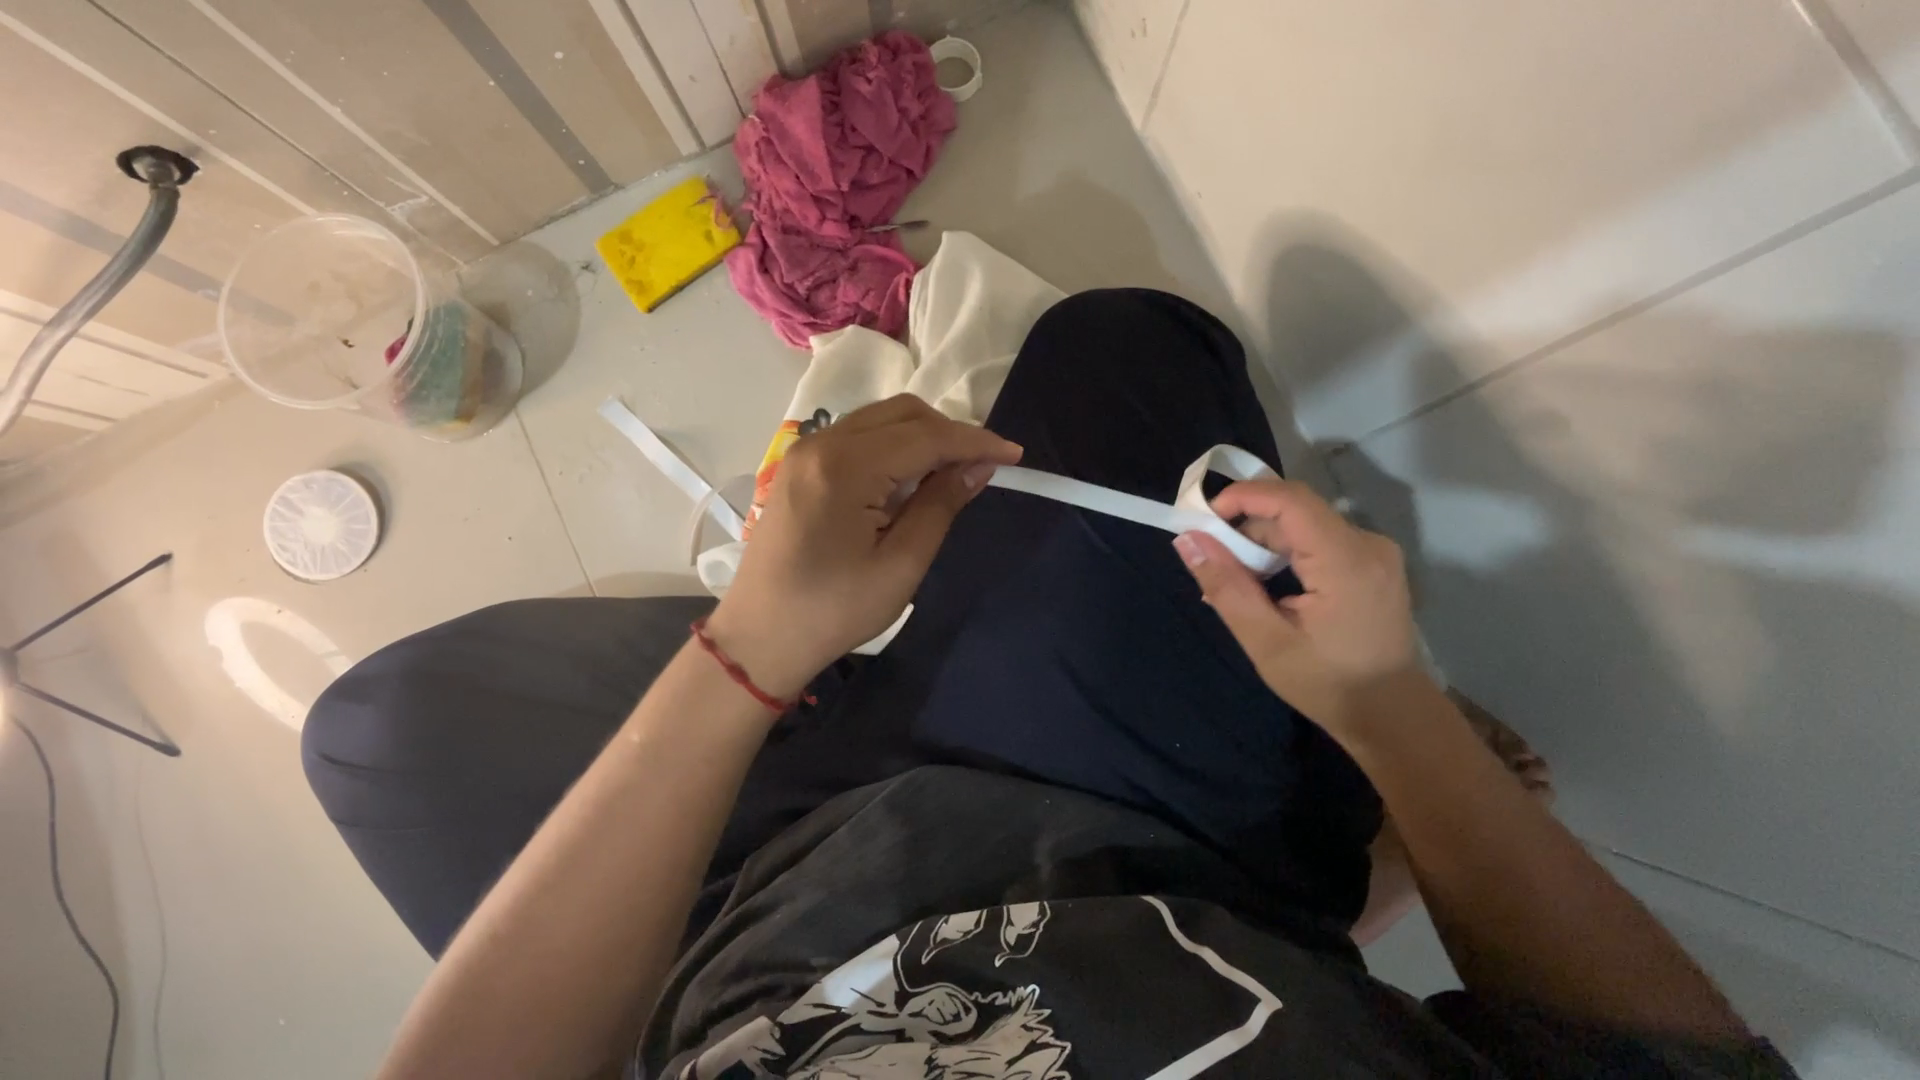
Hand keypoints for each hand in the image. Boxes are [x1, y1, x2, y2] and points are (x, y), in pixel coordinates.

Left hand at [704, 395, 1021, 698]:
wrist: (760, 637)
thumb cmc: (834, 611)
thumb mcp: (901, 565)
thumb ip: (941, 506)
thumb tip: (979, 466)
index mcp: (845, 467)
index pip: (925, 436)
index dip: (974, 442)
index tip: (1014, 455)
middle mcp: (821, 444)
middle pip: (902, 413)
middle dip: (949, 432)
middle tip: (984, 466)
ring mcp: (805, 451)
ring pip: (879, 419)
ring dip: (922, 436)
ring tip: (953, 471)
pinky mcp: (799, 466)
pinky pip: (858, 436)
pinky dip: (893, 445)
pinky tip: (910, 477)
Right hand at [1173, 479, 1431, 735]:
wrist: (1391, 715)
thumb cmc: (1327, 684)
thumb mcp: (1266, 641)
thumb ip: (1226, 587)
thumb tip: (1187, 540)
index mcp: (1346, 561)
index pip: (1290, 500)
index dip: (1243, 496)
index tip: (1203, 518)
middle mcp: (1367, 544)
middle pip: (1296, 512)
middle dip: (1247, 527)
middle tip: (1211, 560)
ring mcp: (1374, 554)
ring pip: (1305, 527)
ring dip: (1264, 545)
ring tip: (1234, 582)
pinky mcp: (1372, 565)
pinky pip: (1319, 542)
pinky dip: (1285, 556)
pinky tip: (1264, 587)